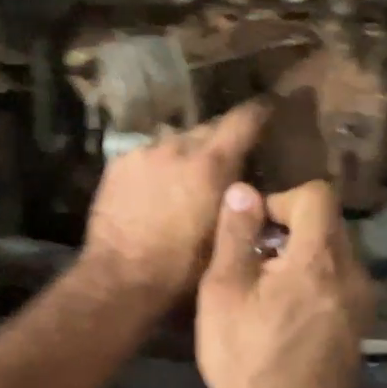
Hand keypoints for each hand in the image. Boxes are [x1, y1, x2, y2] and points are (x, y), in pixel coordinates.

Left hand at [83, 100, 270, 293]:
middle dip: (220, 141)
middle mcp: (177, 147)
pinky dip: (158, 165)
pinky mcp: (119, 163)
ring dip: (185, 154)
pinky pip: (148, 154)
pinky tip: (155, 189)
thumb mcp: (225, 237)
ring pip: (175, 141)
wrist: (118, 278)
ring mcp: (144, 152)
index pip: (242, 121)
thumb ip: (239, 203)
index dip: (258, 112)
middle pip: (207, 129)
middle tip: (226, 161)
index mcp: (211, 166)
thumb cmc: (180, 269)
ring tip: (186, 178)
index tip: (267, 109)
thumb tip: (248, 186)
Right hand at [195, 181, 374, 387]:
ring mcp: (362, 301)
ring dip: (300, 253)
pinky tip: (283, 310)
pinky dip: (313, 278)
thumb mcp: (223, 293)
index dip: (280, 200)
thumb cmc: (248, 360)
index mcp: (320, 260)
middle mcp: (353, 273)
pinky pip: (338, 278)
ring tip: (264, 287)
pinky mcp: (361, 323)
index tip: (253, 230)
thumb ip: (235, 235)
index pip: (316, 195)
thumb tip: (243, 189)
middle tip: (252, 259)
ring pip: (333, 250)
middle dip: (289, 227)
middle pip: (327, 221)